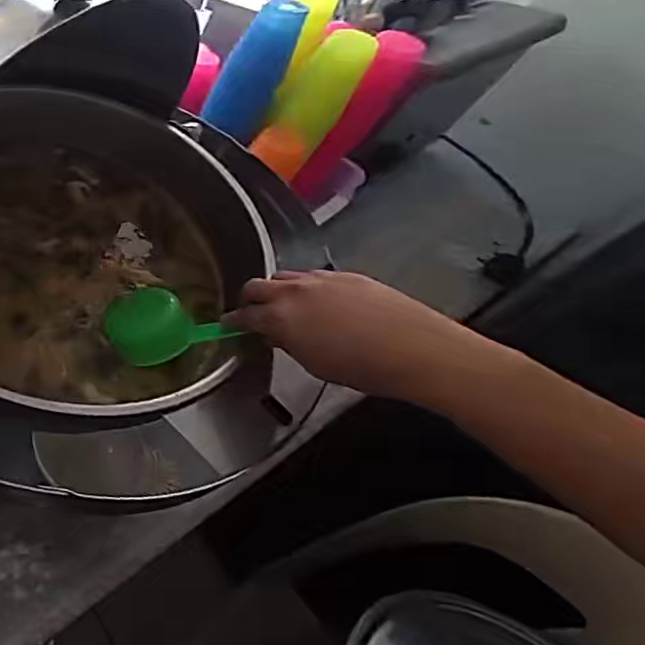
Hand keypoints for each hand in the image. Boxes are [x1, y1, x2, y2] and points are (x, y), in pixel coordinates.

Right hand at [222, 270, 513, 405]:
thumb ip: (288, 344)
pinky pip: (313, 276)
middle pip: (256, 286)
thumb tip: (276, 335)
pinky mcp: (345, 275)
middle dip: (250, 299)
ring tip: (288, 305)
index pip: (244, 315)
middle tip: (254, 312)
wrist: (417, 349)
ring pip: (284, 276)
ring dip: (278, 289)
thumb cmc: (363, 368)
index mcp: (280, 318)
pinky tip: (321, 302)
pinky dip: (306, 287)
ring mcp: (319, 279)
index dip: (233, 321)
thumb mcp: (315, 365)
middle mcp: (293, 292)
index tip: (228, 325)